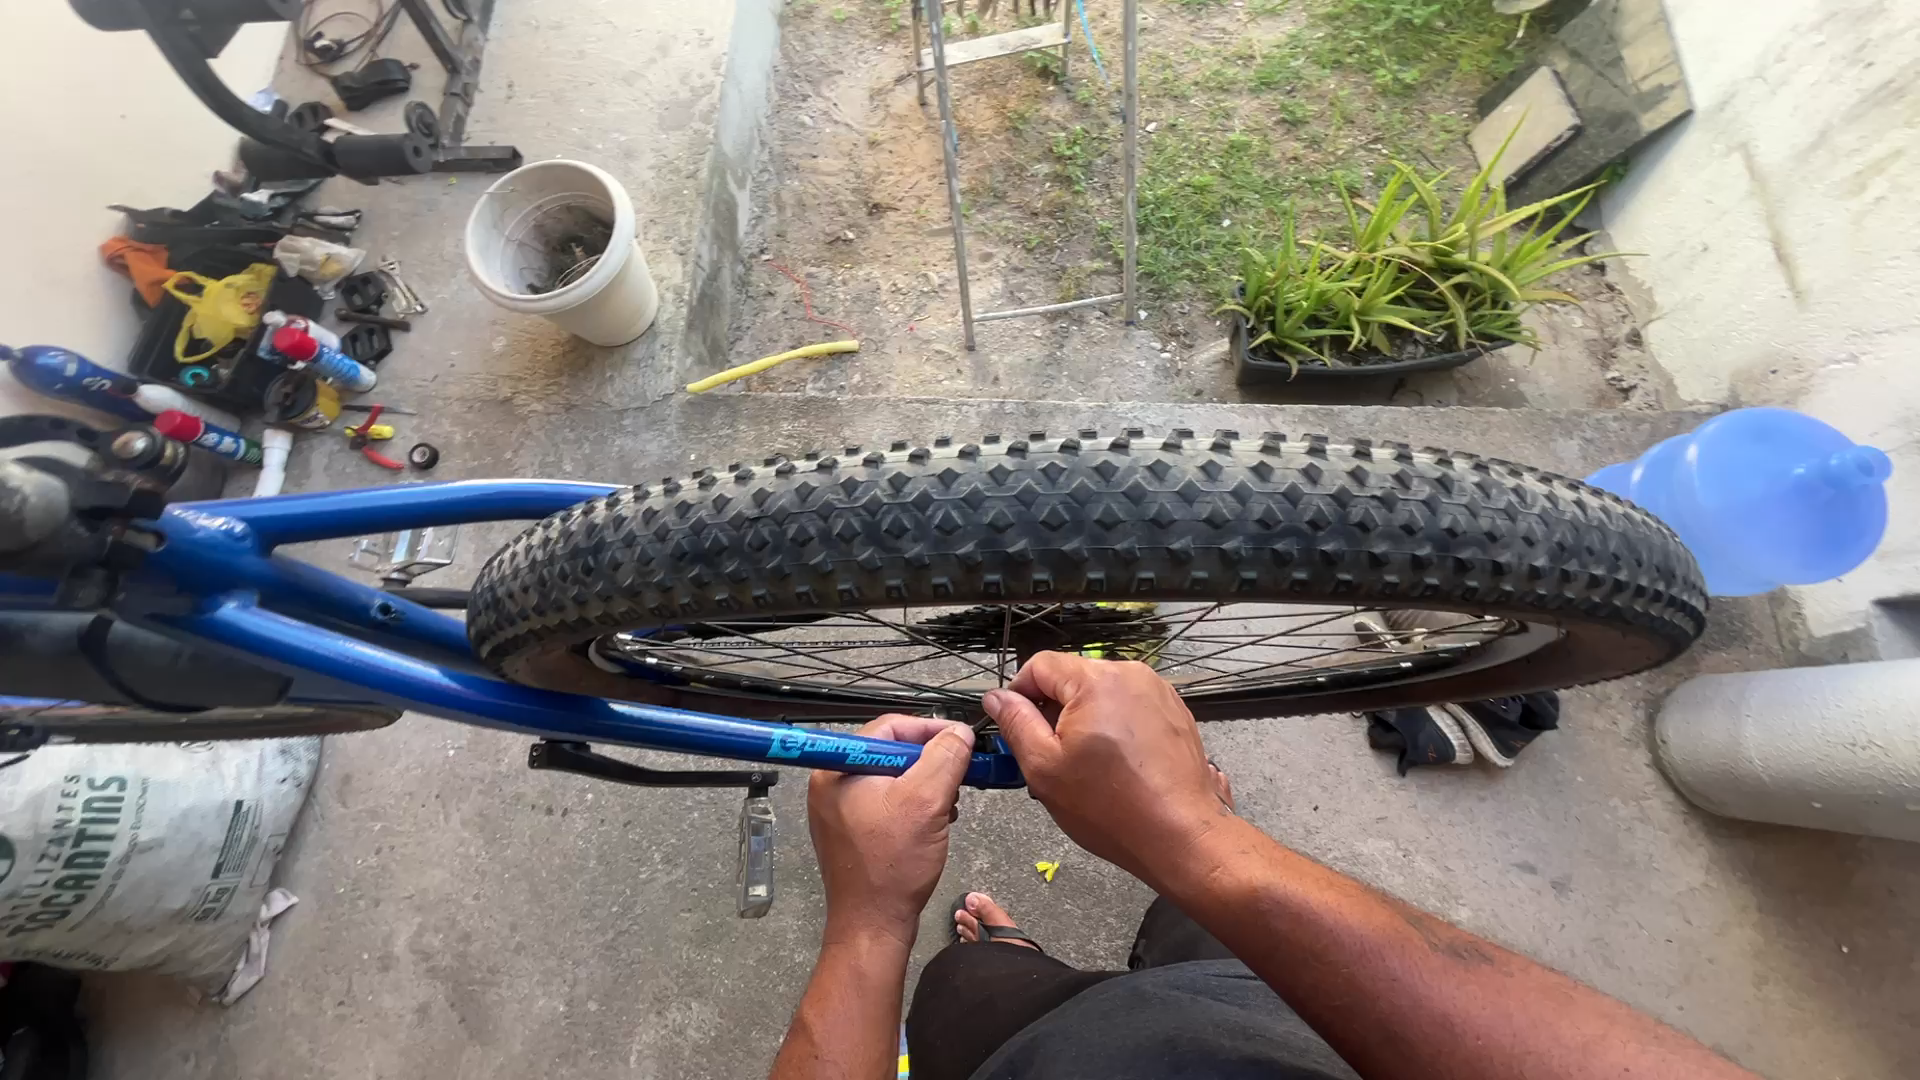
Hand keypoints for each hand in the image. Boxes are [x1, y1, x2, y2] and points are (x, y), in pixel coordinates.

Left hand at [807, 715, 975, 948]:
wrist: (873, 927)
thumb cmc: (891, 869)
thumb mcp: (927, 801)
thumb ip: (945, 758)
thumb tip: (959, 733)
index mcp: (839, 767)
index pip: (890, 727)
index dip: (930, 729)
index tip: (959, 739)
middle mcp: (833, 782)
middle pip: (893, 751)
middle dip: (931, 761)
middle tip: (957, 774)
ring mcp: (842, 807)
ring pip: (895, 776)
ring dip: (926, 784)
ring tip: (946, 804)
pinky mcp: (854, 829)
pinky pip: (889, 800)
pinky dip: (916, 804)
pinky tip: (934, 820)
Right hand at [984, 653, 1229, 886]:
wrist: (1182, 836)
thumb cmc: (1111, 807)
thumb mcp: (1044, 767)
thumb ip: (1016, 723)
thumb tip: (997, 696)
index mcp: (1096, 680)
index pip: (1041, 664)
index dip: (1020, 692)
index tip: (1017, 724)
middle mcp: (1130, 673)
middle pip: (1072, 676)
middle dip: (1054, 708)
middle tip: (1051, 753)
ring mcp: (1157, 690)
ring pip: (1100, 691)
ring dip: (1084, 717)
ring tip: (1086, 762)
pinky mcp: (1174, 710)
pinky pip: (1128, 704)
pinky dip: (1114, 724)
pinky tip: (1116, 761)